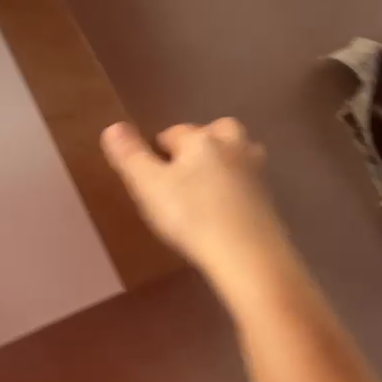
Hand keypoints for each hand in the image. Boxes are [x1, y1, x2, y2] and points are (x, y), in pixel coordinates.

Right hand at [102, 119, 291, 279]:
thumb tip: (112, 126)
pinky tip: (224, 206)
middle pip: (216, 131)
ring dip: (224, 159)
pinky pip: (248, 181)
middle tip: (182, 168)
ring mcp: (256, 172)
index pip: (174, 132)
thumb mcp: (148, 187)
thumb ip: (130, 155)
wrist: (248, 255)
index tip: (149, 171)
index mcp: (201, 140)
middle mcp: (232, 147)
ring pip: (239, 151)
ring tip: (206, 182)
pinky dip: (237, 186)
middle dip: (200, 143)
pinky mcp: (269, 198)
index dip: (158, 149)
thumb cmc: (191, 216)